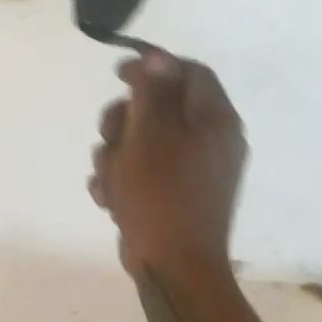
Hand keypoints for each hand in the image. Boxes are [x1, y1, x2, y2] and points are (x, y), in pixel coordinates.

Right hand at [89, 49, 247, 281]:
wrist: (172, 264)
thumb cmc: (159, 192)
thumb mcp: (148, 133)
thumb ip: (151, 91)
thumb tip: (158, 57)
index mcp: (214, 120)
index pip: (189, 72)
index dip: (153, 67)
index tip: (117, 75)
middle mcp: (212, 140)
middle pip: (161, 105)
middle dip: (125, 118)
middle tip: (107, 135)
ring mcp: (196, 169)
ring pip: (144, 140)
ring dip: (116, 152)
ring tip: (108, 177)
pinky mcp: (178, 193)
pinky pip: (145, 170)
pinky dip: (124, 177)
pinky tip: (111, 196)